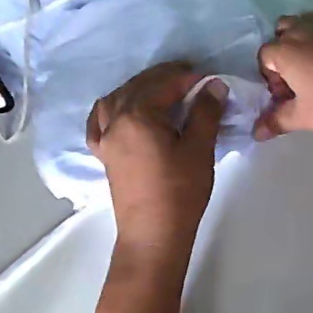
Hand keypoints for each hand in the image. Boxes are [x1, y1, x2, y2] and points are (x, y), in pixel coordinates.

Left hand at [87, 63, 226, 248]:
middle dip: (163, 79)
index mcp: (137, 115)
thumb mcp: (199, 149)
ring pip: (116, 100)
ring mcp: (105, 138)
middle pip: (138, 87)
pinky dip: (110, 110)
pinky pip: (99, 122)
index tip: (209, 80)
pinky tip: (119, 110)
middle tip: (190, 80)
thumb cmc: (179, 191)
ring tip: (161, 91)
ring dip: (138, 89)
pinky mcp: (104, 155)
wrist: (153, 234)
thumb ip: (205, 113)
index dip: (188, 79)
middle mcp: (115, 120)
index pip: (164, 84)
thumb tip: (214, 86)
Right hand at [254, 13, 312, 138]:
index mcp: (285, 49)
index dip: (270, 77)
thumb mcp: (305, 117)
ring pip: (308, 23)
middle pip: (282, 31)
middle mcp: (304, 27)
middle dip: (284, 52)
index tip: (286, 96)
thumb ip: (276, 121)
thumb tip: (256, 132)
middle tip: (299, 79)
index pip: (264, 56)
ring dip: (307, 41)